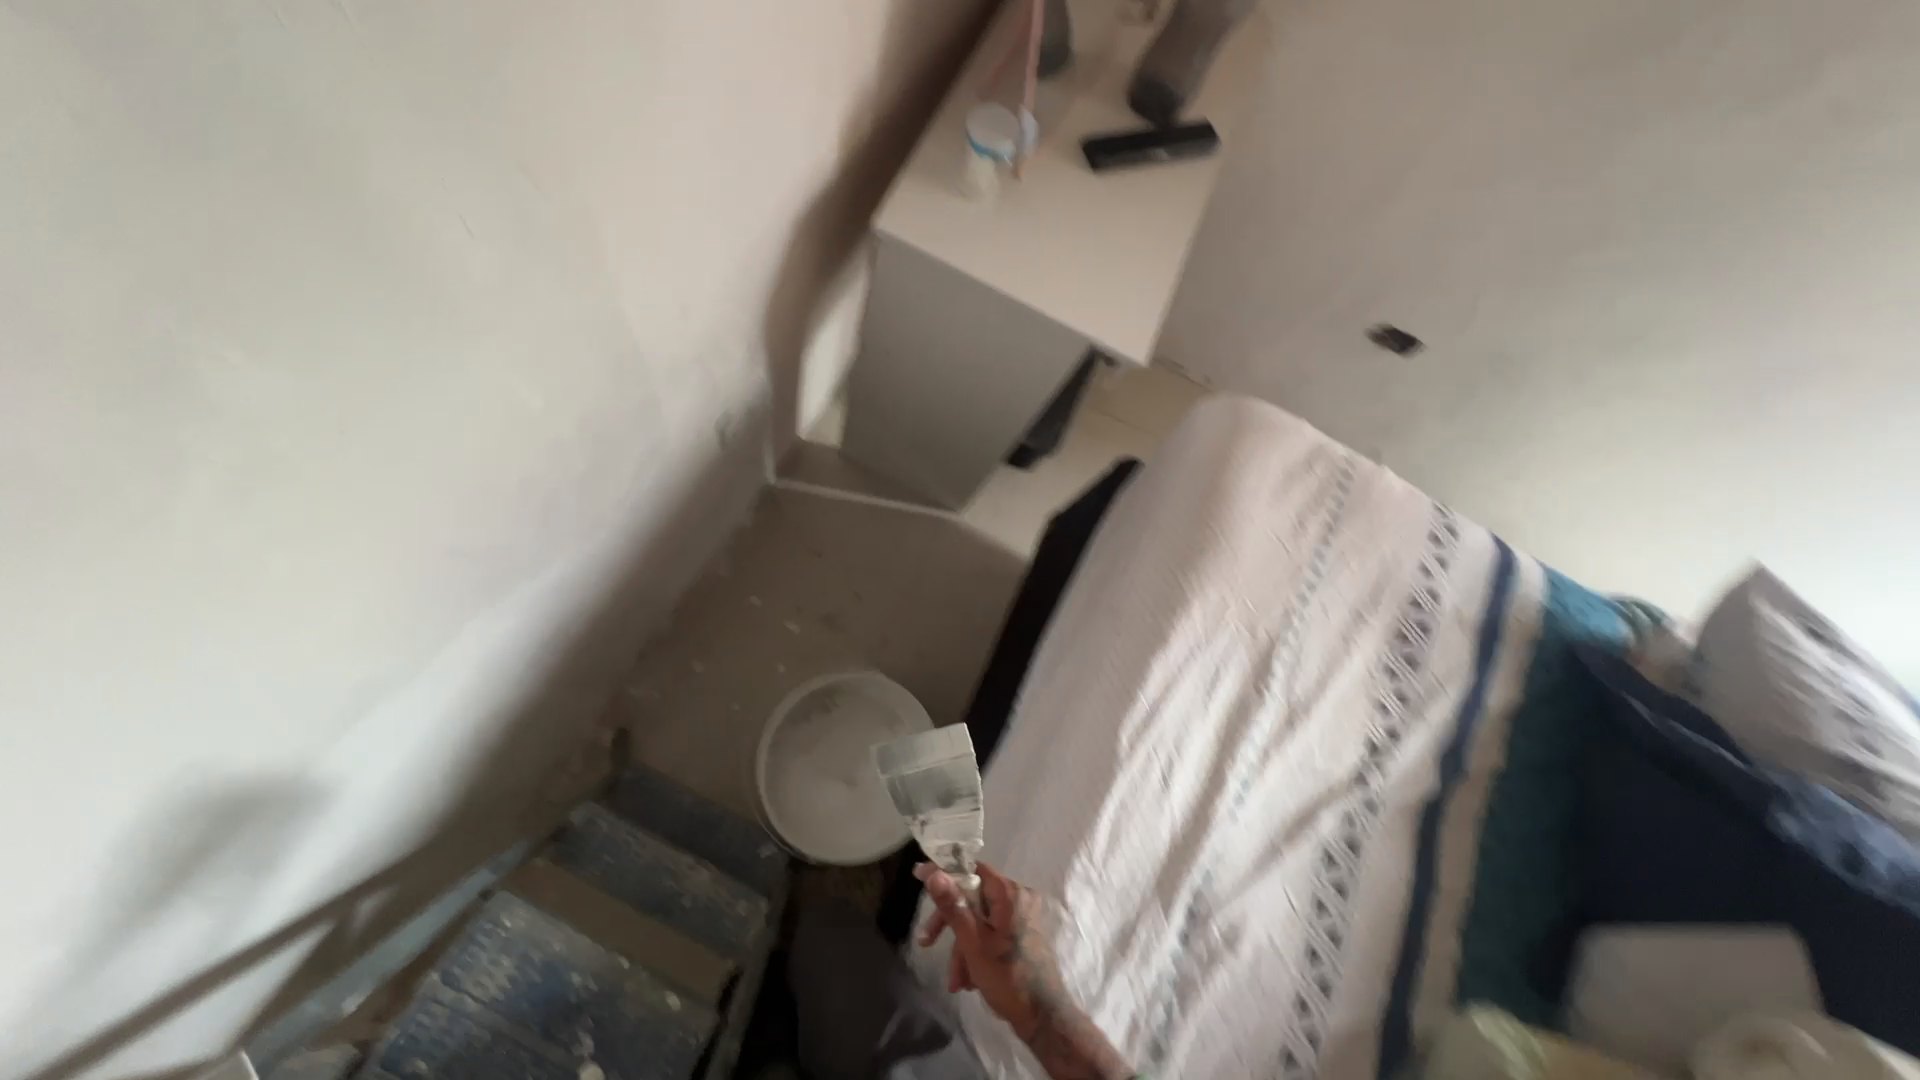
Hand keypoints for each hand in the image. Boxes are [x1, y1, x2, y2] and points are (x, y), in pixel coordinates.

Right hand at [916, 863, 1134, 1079]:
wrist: (1043, 1017)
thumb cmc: (1007, 977)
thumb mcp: (973, 942)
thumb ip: (953, 906)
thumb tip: (934, 873)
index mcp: (1009, 893)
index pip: (972, 869)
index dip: (945, 874)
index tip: (920, 879)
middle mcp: (1019, 897)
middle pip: (974, 898)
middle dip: (951, 925)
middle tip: (926, 943)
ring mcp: (1023, 916)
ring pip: (981, 921)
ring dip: (963, 949)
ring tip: (956, 981)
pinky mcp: (1023, 934)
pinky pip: (993, 933)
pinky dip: (978, 952)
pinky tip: (969, 981)